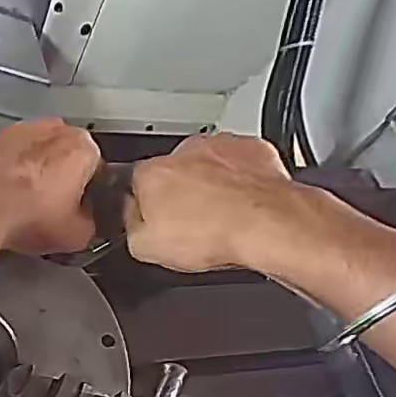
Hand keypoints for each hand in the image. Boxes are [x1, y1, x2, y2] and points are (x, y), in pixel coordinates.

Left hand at [0, 119, 101, 254]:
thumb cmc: (26, 213)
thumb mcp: (77, 235)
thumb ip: (91, 225)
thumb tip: (87, 225)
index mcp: (84, 147)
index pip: (99, 171)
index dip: (90, 196)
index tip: (80, 212)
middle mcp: (57, 130)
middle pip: (69, 159)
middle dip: (64, 181)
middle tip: (54, 211)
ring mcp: (25, 130)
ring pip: (42, 156)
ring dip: (39, 175)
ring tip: (30, 207)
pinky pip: (16, 158)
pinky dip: (15, 174)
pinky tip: (11, 198)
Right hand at [125, 133, 301, 272]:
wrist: (265, 223)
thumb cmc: (213, 233)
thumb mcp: (146, 249)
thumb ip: (131, 231)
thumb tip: (132, 226)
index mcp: (152, 172)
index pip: (134, 185)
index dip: (143, 210)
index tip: (156, 226)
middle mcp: (185, 152)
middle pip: (173, 174)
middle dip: (179, 197)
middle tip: (190, 228)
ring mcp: (221, 147)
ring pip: (208, 168)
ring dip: (210, 189)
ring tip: (218, 221)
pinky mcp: (253, 151)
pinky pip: (240, 167)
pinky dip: (240, 184)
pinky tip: (241, 209)